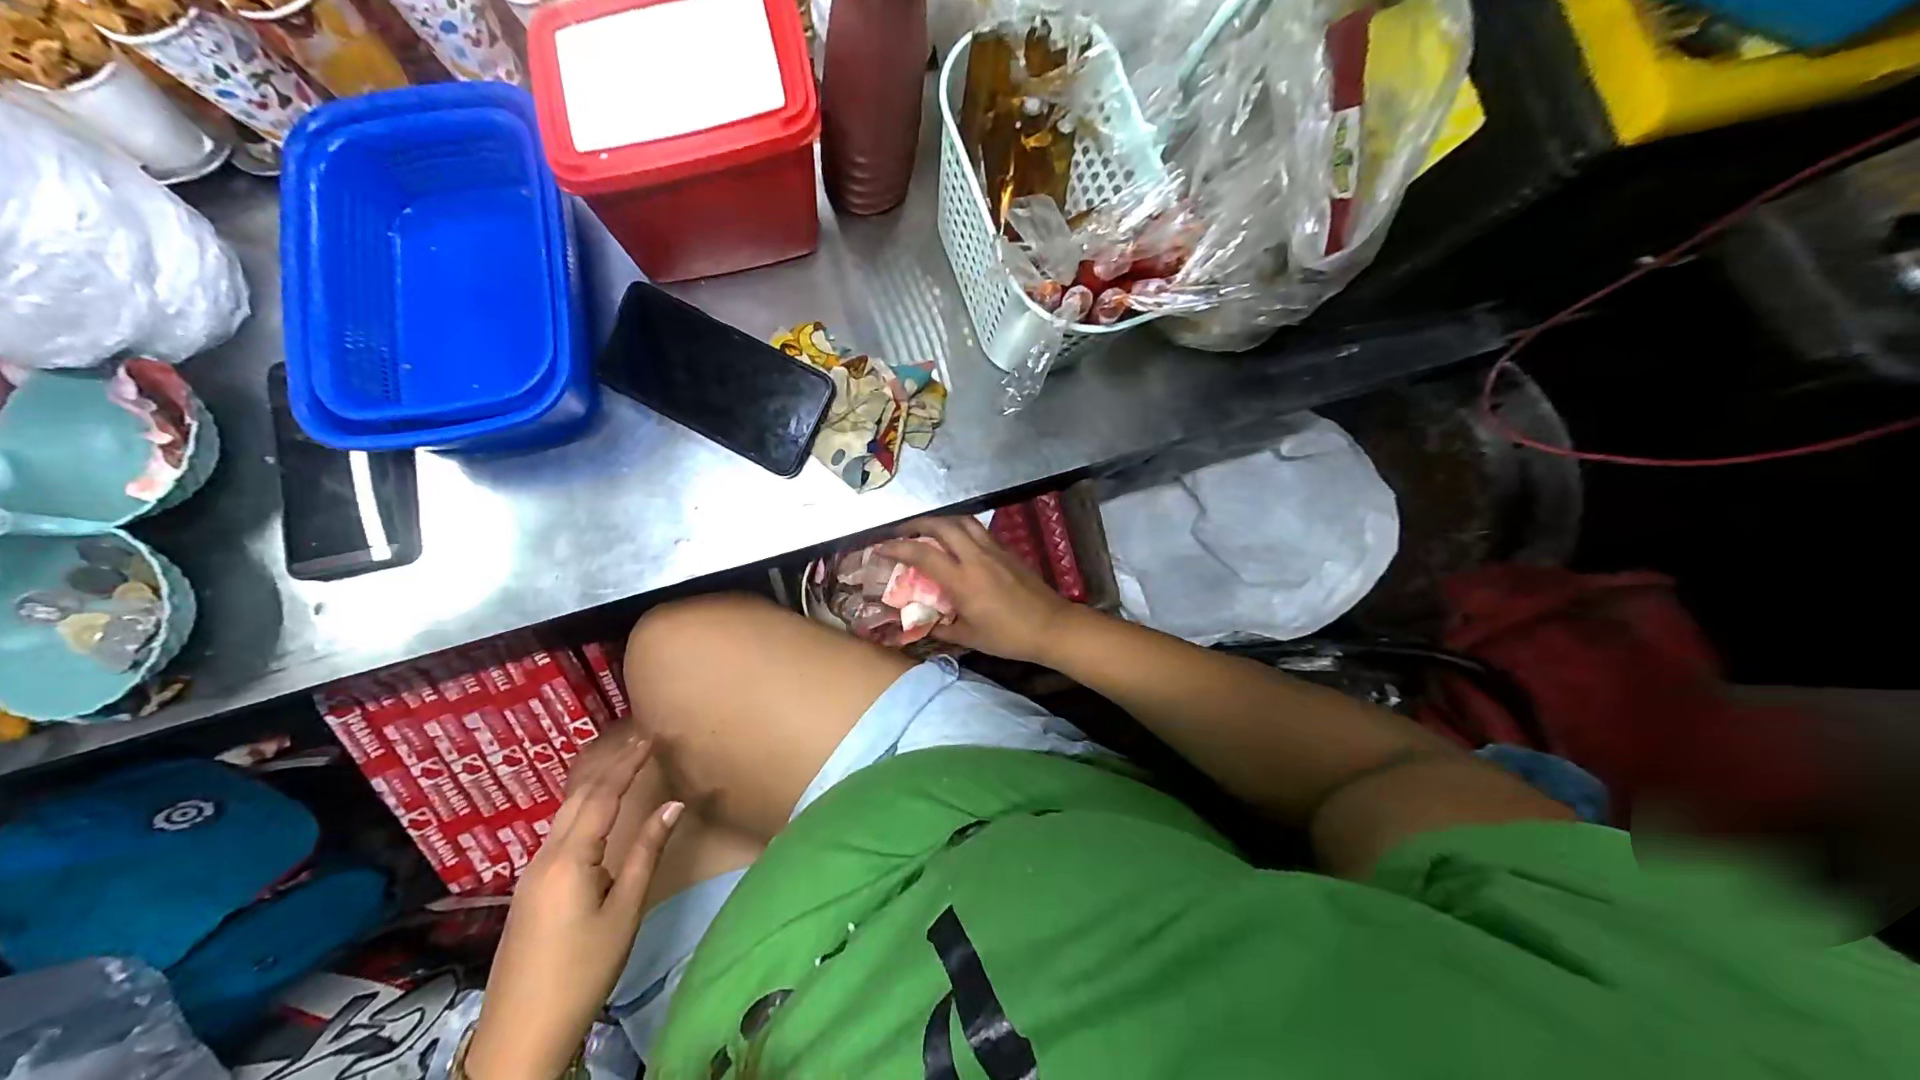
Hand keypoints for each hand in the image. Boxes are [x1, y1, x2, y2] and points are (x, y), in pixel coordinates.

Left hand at [464, 736, 681, 1079]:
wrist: (520, 1031)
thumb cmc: (582, 970)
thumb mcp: (624, 911)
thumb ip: (645, 853)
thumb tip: (672, 806)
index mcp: (570, 858)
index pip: (603, 796)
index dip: (628, 764)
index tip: (650, 737)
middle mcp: (545, 856)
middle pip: (578, 797)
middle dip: (609, 765)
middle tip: (638, 740)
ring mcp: (532, 873)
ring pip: (564, 813)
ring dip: (594, 784)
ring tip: (621, 764)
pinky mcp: (530, 889)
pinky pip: (559, 832)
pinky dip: (582, 808)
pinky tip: (594, 811)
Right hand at [879, 515, 1084, 664]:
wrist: (1052, 626)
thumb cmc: (1009, 637)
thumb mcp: (970, 637)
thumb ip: (942, 627)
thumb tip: (922, 624)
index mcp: (963, 580)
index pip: (922, 554)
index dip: (897, 547)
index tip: (879, 547)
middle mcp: (976, 558)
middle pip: (942, 525)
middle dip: (917, 524)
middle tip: (901, 531)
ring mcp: (994, 550)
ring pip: (962, 521)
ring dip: (941, 521)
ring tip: (928, 530)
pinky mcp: (1007, 551)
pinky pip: (978, 530)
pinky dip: (961, 528)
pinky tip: (956, 541)